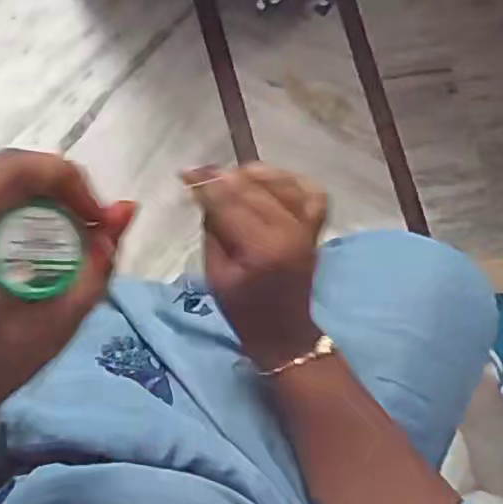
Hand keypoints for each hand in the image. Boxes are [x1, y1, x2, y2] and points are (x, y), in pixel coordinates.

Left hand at [0, 150, 136, 427]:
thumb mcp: (57, 322)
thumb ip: (96, 264)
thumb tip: (126, 209)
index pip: (10, 173)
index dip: (65, 180)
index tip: (99, 217)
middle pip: (3, 167)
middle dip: (59, 184)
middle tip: (93, 221)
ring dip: (44, 190)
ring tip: (76, 225)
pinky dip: (24, 200)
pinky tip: (48, 226)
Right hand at [184, 163, 328, 368]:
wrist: (283, 330)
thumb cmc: (243, 308)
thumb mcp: (215, 272)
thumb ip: (213, 229)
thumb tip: (206, 194)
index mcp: (262, 249)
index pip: (230, 203)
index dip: (206, 185)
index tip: (186, 174)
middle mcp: (289, 231)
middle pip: (253, 189)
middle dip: (222, 177)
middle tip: (199, 173)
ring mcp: (307, 227)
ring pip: (280, 183)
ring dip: (251, 174)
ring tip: (229, 177)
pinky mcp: (316, 227)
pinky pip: (309, 191)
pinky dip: (289, 180)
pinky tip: (267, 180)